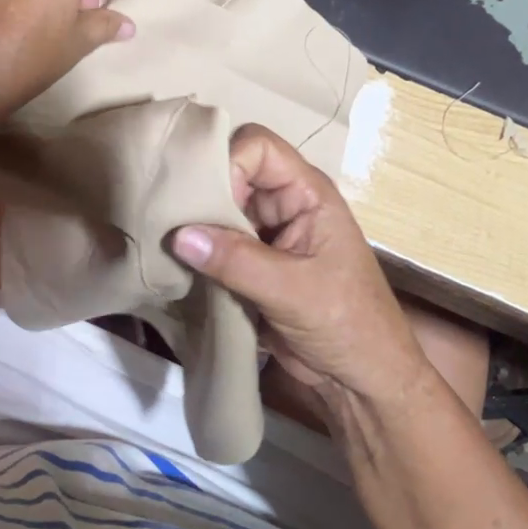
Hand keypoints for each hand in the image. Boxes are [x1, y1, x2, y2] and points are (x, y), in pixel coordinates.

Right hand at [168, 125, 427, 405]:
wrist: (361, 381)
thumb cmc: (347, 325)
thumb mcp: (294, 292)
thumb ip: (237, 261)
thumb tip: (178, 235)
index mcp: (306, 192)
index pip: (256, 146)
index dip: (228, 163)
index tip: (208, 204)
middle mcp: (282, 202)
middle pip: (229, 172)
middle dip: (201, 193)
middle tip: (171, 222)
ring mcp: (264, 233)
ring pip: (216, 208)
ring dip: (193, 225)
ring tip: (166, 245)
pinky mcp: (248, 262)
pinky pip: (212, 242)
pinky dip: (194, 251)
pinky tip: (176, 266)